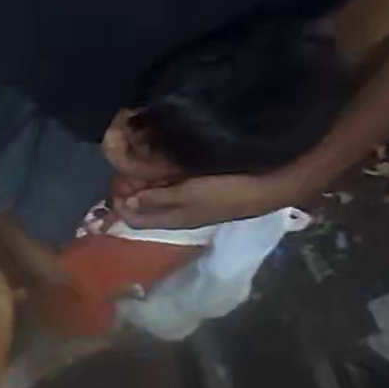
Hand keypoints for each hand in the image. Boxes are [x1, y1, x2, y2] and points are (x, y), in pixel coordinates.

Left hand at [117, 169, 303, 229]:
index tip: (115, 186)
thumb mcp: (186, 195)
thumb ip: (156, 200)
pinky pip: (175, 190)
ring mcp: (193, 205)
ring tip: (138, 168)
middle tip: (125, 174)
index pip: (134, 220)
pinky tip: (162, 167)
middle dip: (131, 193)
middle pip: (145, 208)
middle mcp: (179, 216)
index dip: (120, 205)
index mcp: (172, 220)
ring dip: (147, 186)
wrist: (272, 186)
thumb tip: (127, 204)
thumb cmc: (226, 192)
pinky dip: (164, 181)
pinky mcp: (205, 193)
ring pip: (159, 198)